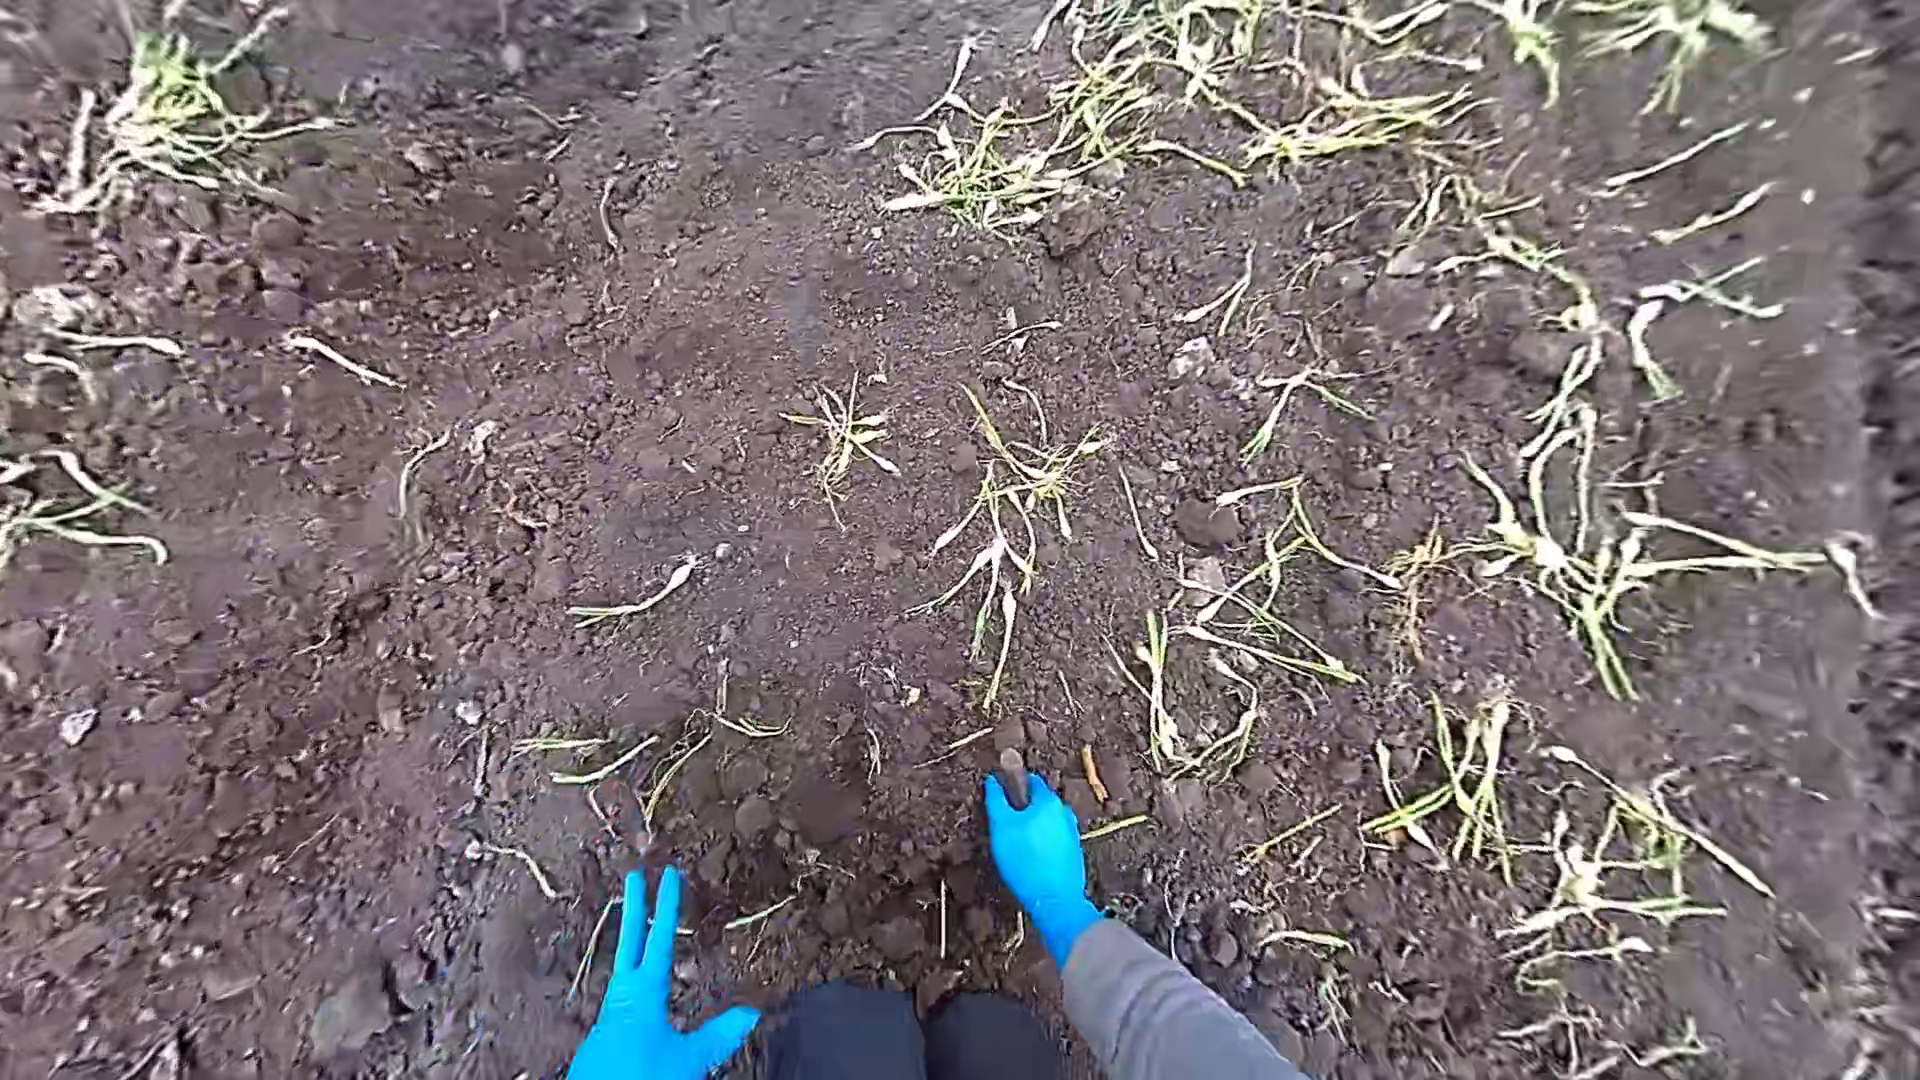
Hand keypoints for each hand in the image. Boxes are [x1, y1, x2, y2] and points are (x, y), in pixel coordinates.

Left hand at [568, 867, 759, 1079]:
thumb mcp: (687, 1063)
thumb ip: (716, 1036)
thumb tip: (752, 1011)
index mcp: (642, 995)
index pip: (659, 940)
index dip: (667, 906)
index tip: (669, 873)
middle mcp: (619, 1001)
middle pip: (628, 945)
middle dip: (635, 909)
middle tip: (634, 874)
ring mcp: (603, 1025)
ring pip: (621, 976)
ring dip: (631, 950)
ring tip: (642, 933)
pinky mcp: (596, 1050)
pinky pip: (618, 1008)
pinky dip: (630, 991)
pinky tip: (641, 1005)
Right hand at [984, 771, 1101, 967]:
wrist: (1055, 902)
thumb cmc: (1027, 863)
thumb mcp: (1002, 827)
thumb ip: (996, 800)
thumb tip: (992, 782)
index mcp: (1049, 801)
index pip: (1030, 780)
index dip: (1013, 786)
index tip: (1002, 797)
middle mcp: (1064, 813)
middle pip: (1039, 802)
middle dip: (1022, 811)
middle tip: (1006, 826)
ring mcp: (1071, 833)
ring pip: (1046, 822)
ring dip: (1032, 828)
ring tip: (1017, 846)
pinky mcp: (1073, 852)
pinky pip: (1053, 839)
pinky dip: (1042, 843)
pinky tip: (1030, 858)